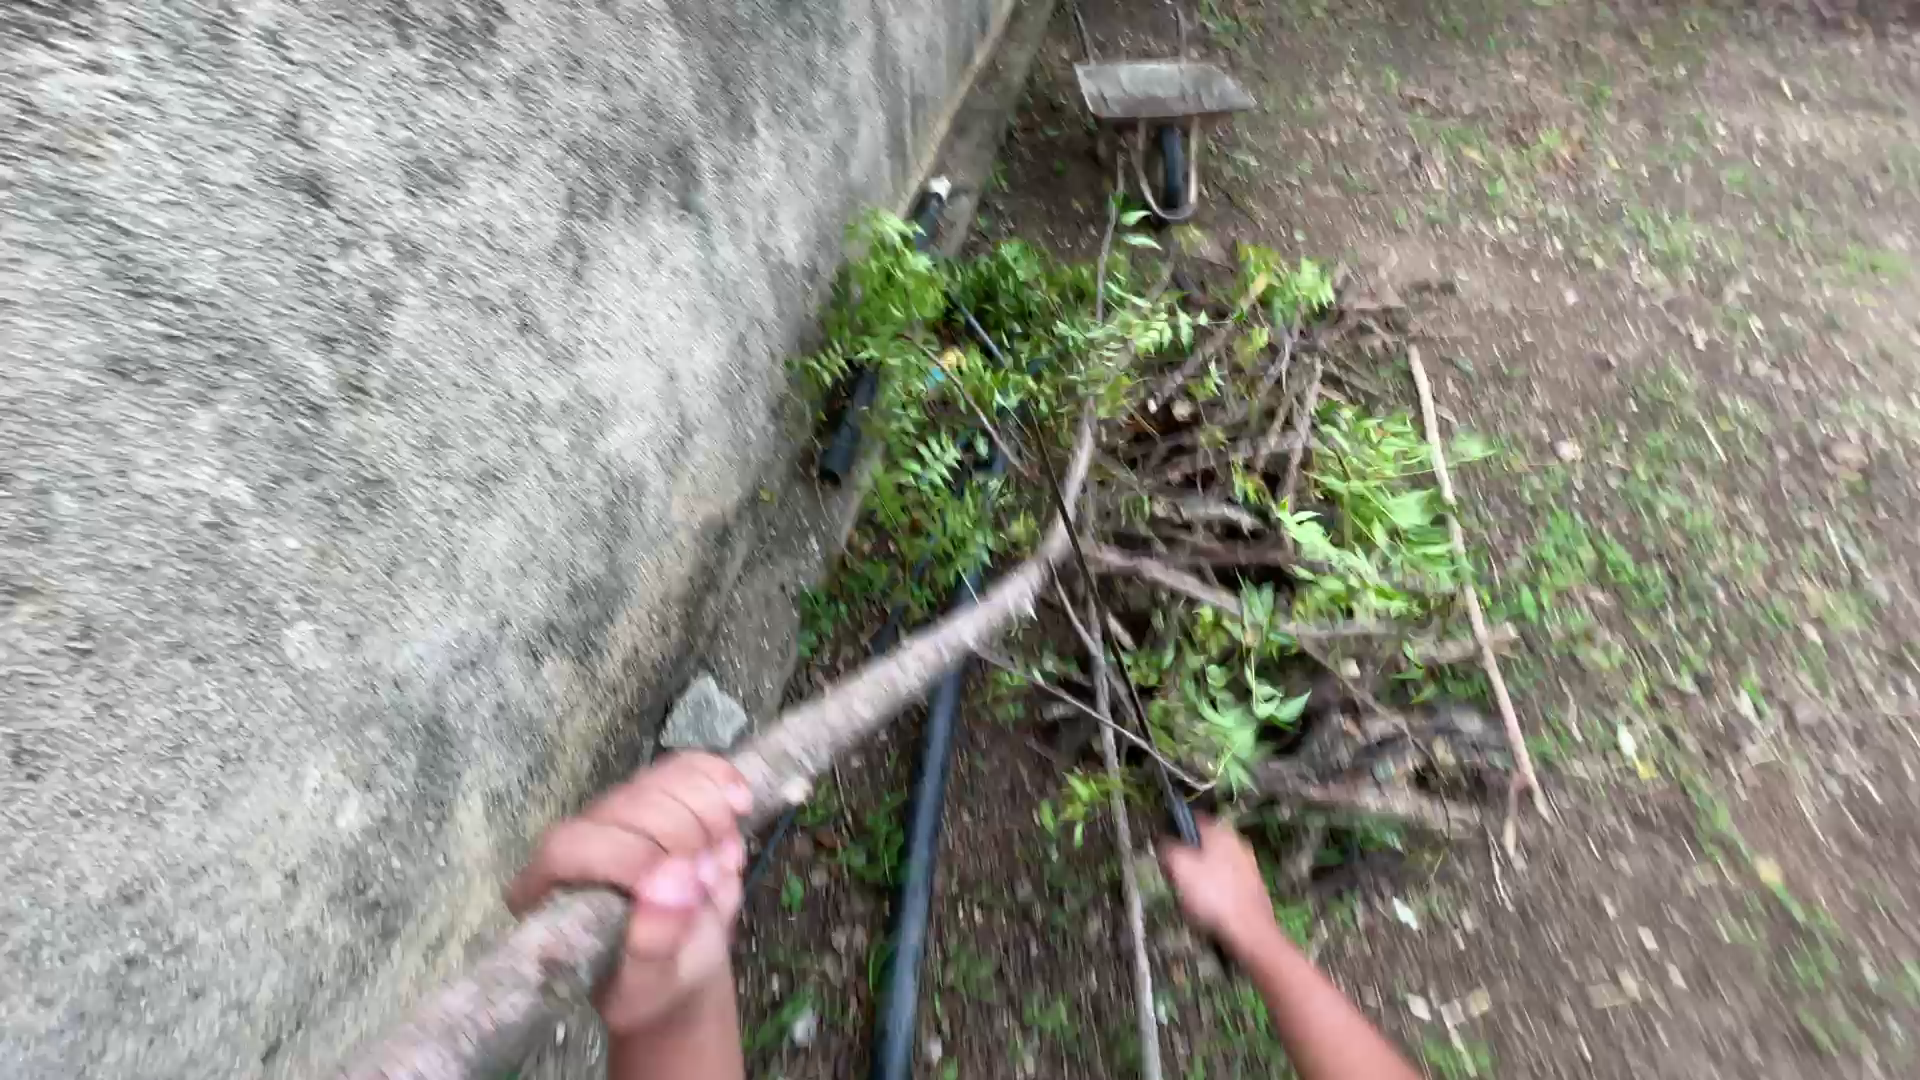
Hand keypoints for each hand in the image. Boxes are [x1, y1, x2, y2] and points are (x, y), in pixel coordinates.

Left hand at [507, 753, 752, 1036]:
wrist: (683, 956)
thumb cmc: (652, 978)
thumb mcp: (646, 986)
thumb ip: (651, 946)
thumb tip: (673, 890)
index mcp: (554, 888)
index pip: (572, 848)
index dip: (628, 857)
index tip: (681, 887)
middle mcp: (586, 835)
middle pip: (631, 805)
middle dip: (685, 838)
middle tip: (709, 881)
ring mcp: (627, 806)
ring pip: (667, 778)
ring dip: (710, 815)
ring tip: (720, 863)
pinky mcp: (667, 788)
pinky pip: (693, 763)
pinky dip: (723, 779)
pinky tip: (740, 805)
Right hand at [1159, 815, 1277, 951]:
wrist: (1251, 933)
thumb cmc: (1212, 895)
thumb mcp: (1177, 867)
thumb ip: (1166, 847)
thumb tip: (1163, 840)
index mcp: (1218, 830)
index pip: (1190, 816)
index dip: (1173, 827)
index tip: (1163, 844)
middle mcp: (1236, 840)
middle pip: (1202, 841)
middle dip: (1187, 854)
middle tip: (1175, 873)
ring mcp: (1248, 863)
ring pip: (1214, 861)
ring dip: (1201, 873)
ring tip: (1191, 895)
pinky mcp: (1254, 886)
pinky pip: (1226, 879)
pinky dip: (1216, 888)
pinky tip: (1209, 907)